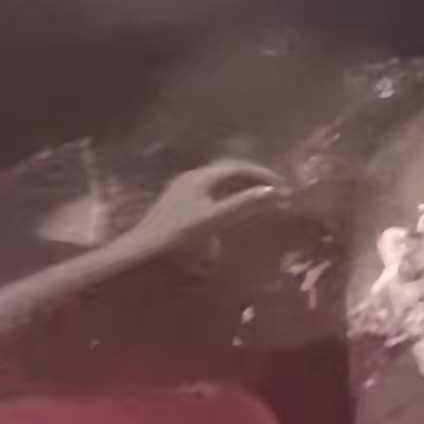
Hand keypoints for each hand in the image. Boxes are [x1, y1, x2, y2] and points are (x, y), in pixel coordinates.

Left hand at [115, 160, 285, 256]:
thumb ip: (245, 203)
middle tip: (277, 191)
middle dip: (256, 179)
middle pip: (231, 172)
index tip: (283, 187)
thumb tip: (276, 191)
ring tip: (263, 198)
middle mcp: (192, 178)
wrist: (140, 254)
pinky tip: (239, 207)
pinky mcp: (180, 203)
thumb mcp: (215, 219)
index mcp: (201, 178)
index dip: (264, 175)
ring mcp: (184, 190)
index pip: (240, 168)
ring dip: (245, 187)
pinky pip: (214, 191)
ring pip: (222, 181)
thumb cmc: (179, 235)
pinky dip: (233, 195)